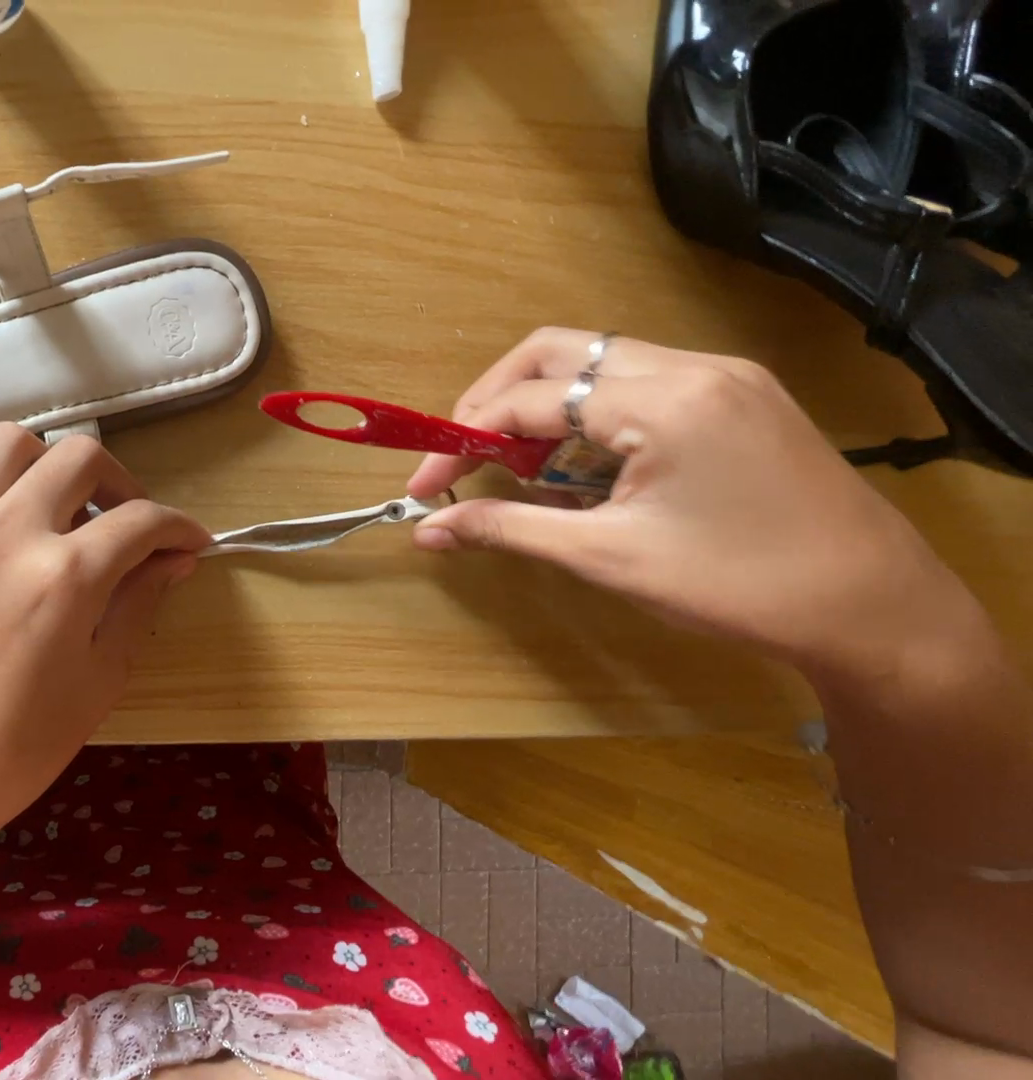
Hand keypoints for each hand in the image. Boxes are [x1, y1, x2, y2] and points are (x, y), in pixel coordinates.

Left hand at [0, 423, 208, 915]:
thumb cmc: (18, 747)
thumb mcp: (100, 680)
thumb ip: (140, 602)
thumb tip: (174, 557)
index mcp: (65, 576)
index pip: (142, 521)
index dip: (179, 528)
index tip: (188, 544)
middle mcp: (8, 533)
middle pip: (81, 457)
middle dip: (121, 484)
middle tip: (126, 525)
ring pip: (8, 442)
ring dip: (45, 464)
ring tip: (55, 508)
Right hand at [405, 328, 985, 677]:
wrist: (876, 610)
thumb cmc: (736, 585)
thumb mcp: (607, 557)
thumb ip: (507, 530)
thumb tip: (426, 531)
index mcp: (665, 401)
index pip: (528, 400)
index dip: (459, 439)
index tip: (422, 488)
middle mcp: (693, 367)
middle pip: (556, 351)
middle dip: (491, 399)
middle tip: (459, 454)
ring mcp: (722, 376)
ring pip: (595, 361)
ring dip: (538, 405)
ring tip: (515, 466)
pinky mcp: (737, 396)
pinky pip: (635, 382)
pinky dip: (585, 413)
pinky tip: (577, 464)